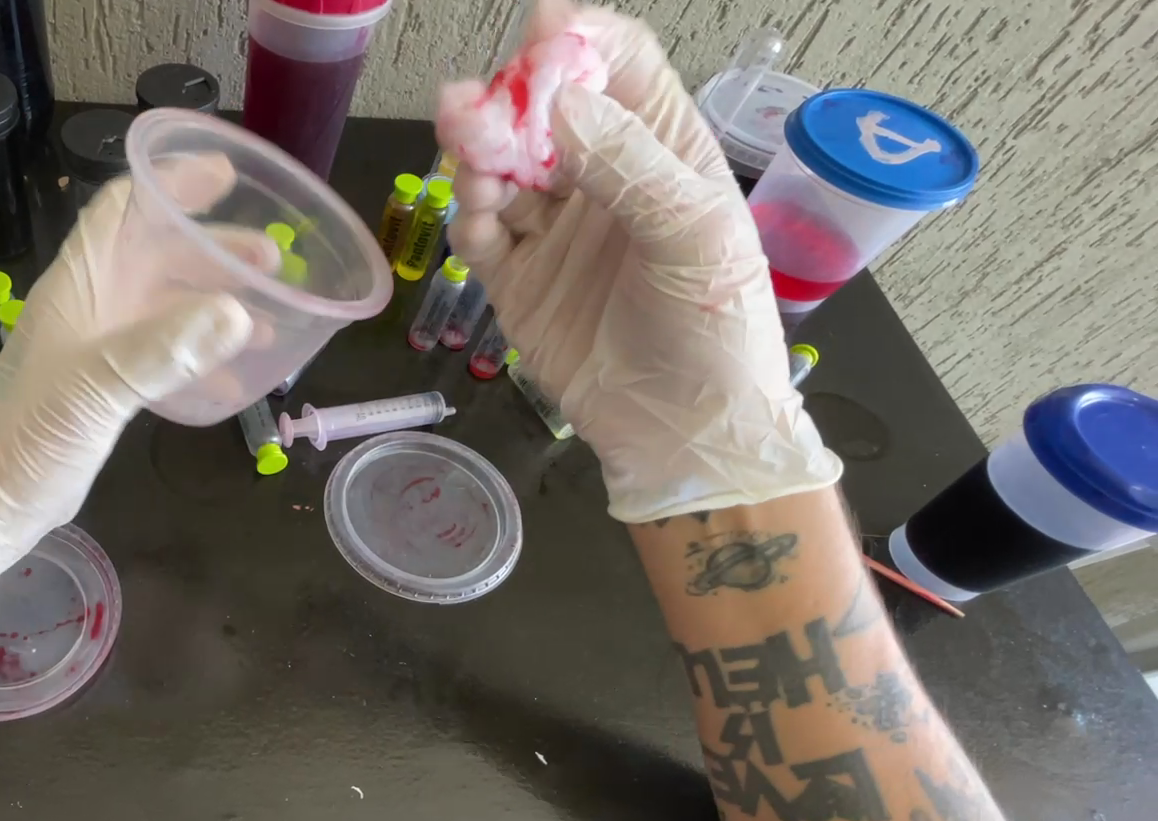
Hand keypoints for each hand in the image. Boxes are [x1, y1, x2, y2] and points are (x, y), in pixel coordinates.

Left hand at [0, 173, 252, 604]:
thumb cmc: (30, 438)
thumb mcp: (96, 388)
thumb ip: (162, 349)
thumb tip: (237, 311)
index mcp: (78, 286)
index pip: (123, 209)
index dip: (172, 184)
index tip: (228, 179)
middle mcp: (91, 306)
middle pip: (158, 256)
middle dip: (214, 251)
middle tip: (273, 261)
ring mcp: (100, 347)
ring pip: (166, 307)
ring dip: (214, 305)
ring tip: (267, 317)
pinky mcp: (108, 387)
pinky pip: (164, 356)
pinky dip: (200, 358)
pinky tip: (233, 376)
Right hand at [441, 0, 840, 522]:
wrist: (675, 426)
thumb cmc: (710, 327)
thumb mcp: (693, 236)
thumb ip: (630, 166)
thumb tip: (560, 103)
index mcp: (663, 155)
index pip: (620, 74)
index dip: (581, 43)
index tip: (539, 31)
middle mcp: (602, 185)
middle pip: (544, 122)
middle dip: (506, 109)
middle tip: (463, 110)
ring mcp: (554, 235)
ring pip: (503, 177)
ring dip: (478, 166)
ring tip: (466, 171)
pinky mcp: (516, 282)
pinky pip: (483, 239)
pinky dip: (470, 224)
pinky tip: (474, 225)